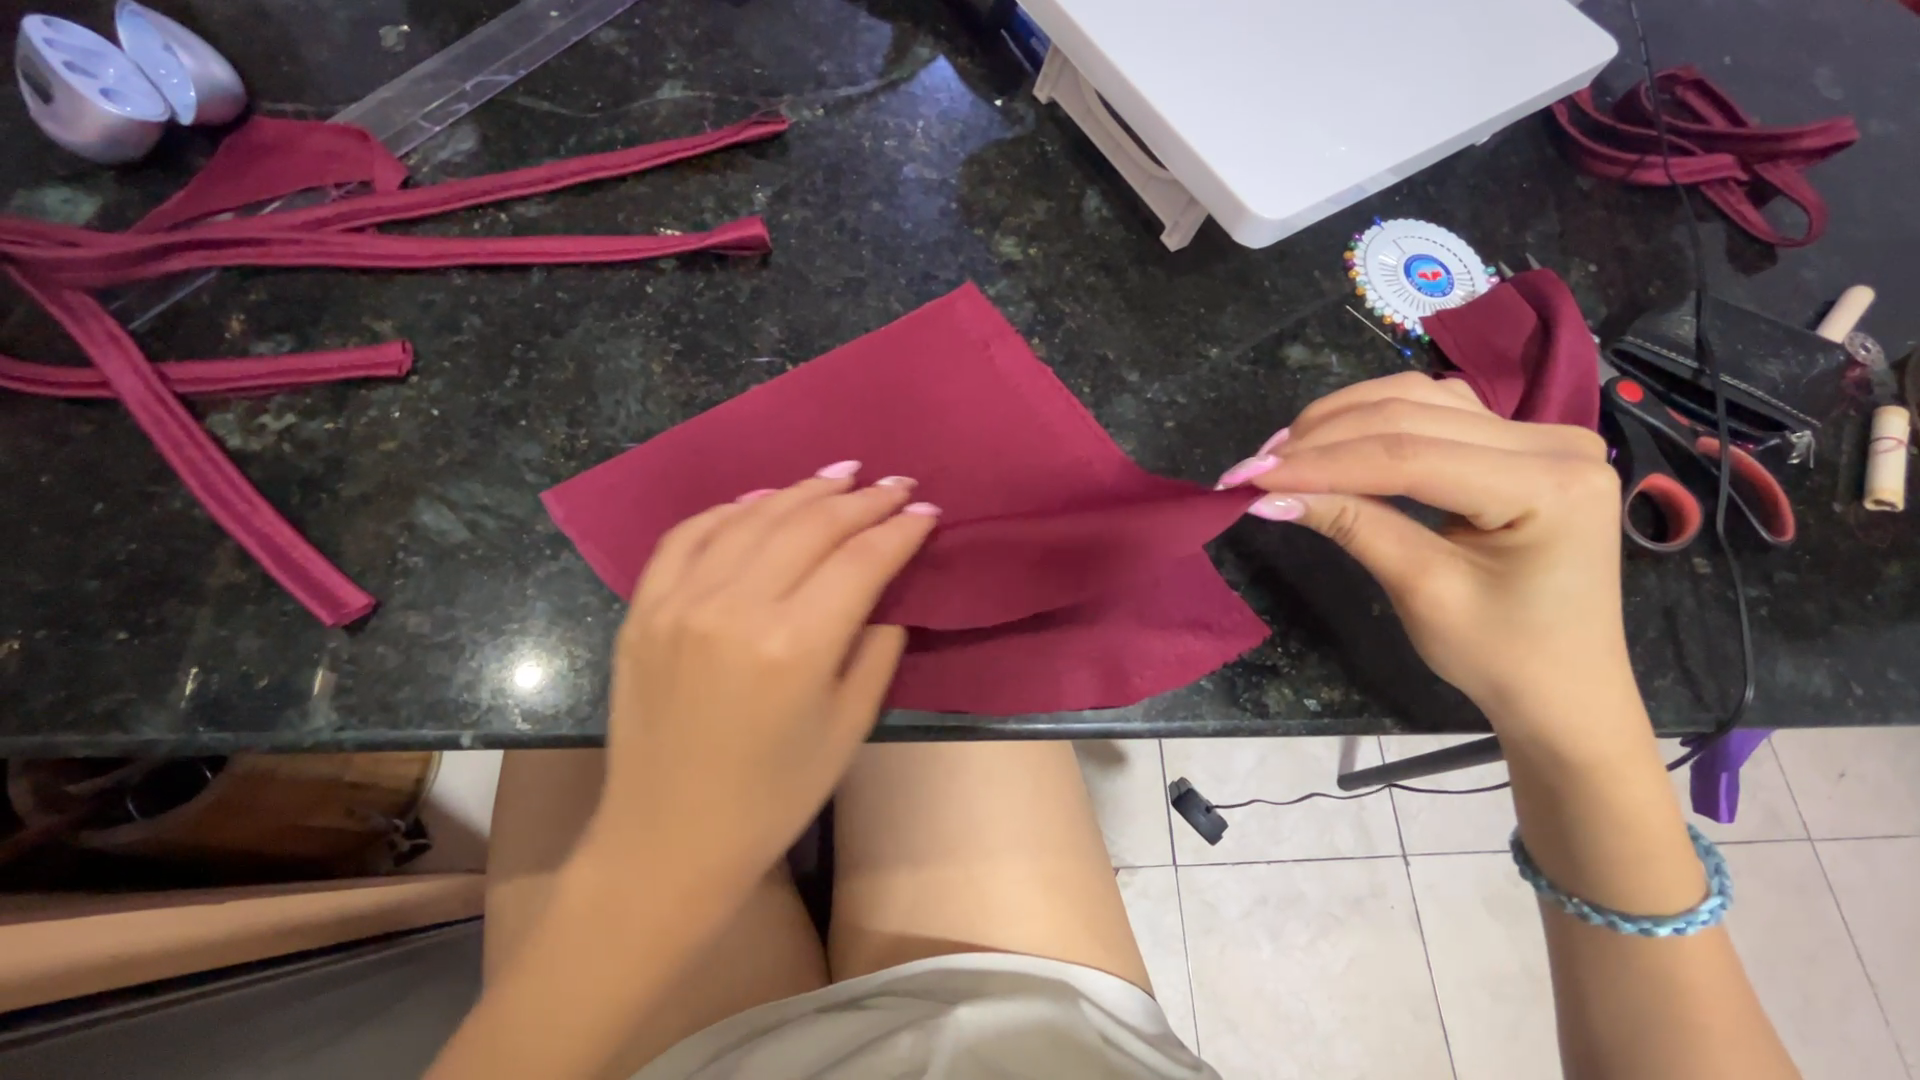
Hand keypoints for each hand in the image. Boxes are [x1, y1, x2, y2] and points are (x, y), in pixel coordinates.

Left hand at [590, 463, 938, 875]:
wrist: (668, 839)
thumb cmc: (774, 796)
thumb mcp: (849, 728)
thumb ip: (875, 650)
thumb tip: (884, 595)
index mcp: (795, 645)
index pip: (860, 561)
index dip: (899, 529)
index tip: (926, 510)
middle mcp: (735, 608)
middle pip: (809, 527)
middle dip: (861, 500)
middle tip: (894, 484)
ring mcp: (681, 603)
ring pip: (751, 519)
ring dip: (802, 491)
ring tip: (840, 476)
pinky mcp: (644, 609)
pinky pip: (687, 537)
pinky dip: (729, 510)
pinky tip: (761, 500)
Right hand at [1221, 373, 1637, 737]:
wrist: (1562, 687)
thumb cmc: (1501, 655)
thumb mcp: (1422, 590)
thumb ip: (1352, 526)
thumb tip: (1266, 495)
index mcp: (1549, 485)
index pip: (1410, 456)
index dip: (1320, 463)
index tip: (1248, 476)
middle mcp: (1554, 442)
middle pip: (1413, 416)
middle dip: (1321, 439)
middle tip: (1251, 467)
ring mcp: (1539, 436)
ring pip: (1419, 401)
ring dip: (1342, 421)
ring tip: (1280, 453)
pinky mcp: (1517, 444)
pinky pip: (1435, 413)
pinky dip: (1373, 421)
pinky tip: (1329, 441)